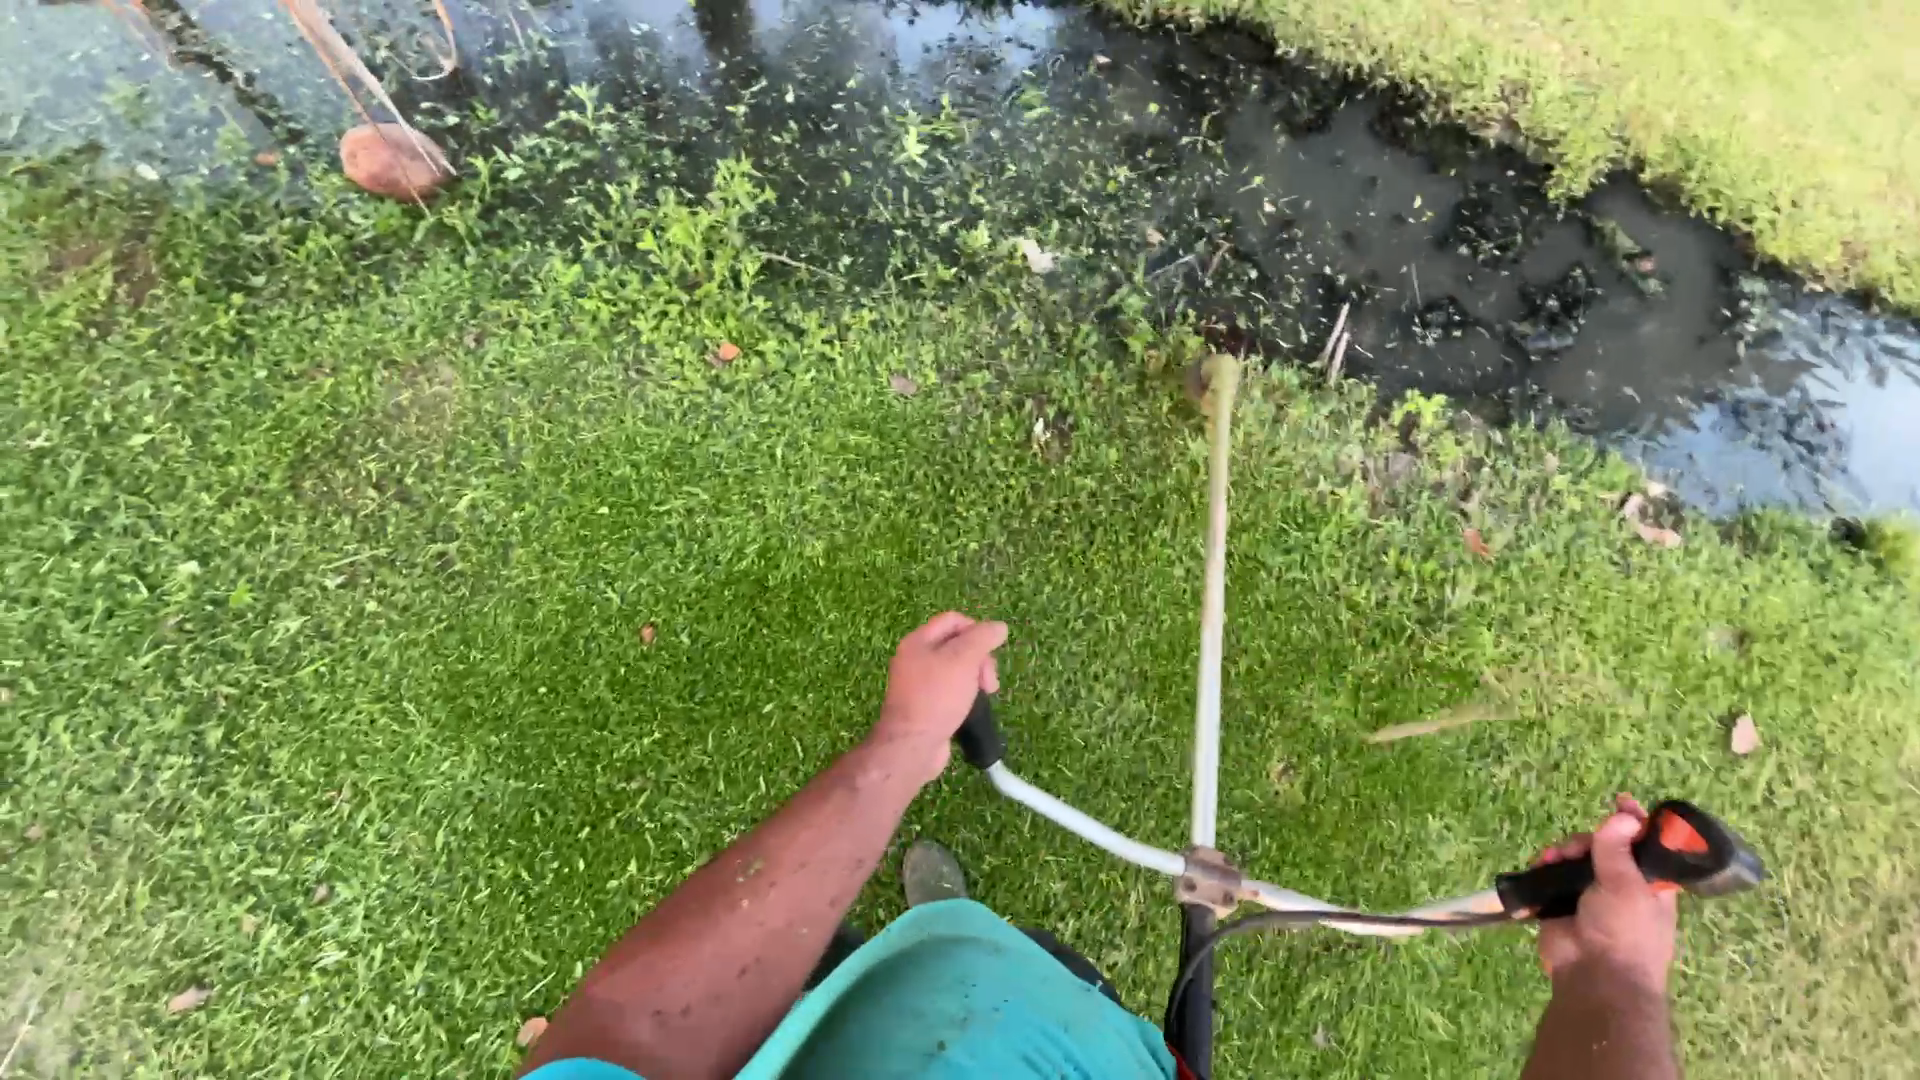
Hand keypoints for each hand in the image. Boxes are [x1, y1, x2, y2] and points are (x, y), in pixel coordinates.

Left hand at [869, 613, 1007, 784]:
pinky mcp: (927, 705)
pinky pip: (952, 689)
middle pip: (957, 644)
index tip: (991, 651)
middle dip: (980, 658)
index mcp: (919, 641)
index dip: (977, 630)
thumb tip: (999, 627)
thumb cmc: (937, 696)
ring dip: (976, 677)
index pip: (953, 620)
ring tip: (987, 694)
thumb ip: (982, 638)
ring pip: (958, 669)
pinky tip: (974, 706)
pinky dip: (966, 694)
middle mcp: (916, 658)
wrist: (913, 745)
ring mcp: (920, 683)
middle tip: (989, 681)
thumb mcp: (963, 660)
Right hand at [1533, 794, 1678, 993]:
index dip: (1634, 822)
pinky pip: (1550, 875)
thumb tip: (1623, 813)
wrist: (1593, 973)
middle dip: (1583, 841)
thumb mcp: (1625, 886)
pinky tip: (1538, 868)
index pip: (1646, 845)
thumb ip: (1617, 848)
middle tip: (1574, 849)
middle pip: (1602, 846)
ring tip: (1549, 861)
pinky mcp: (1562, 902)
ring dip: (1560, 853)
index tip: (1620, 800)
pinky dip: (1542, 868)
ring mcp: (1590, 895)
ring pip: (1573, 858)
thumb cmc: (1624, 931)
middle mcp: (1622, 886)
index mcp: (1650, 885)